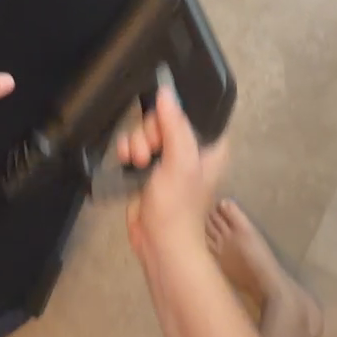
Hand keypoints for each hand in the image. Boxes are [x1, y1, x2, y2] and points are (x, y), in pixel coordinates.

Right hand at [116, 86, 228, 261]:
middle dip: (150, 131)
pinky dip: (128, 149)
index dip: (176, 112)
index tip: (165, 123)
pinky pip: (135, 144)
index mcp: (210, 145)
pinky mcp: (148, 168)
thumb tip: (165, 91)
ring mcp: (168, 158)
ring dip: (136, 142)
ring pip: (147, 130)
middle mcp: (190, 148)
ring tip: (137, 161)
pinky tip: (126, 161)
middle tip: (149, 150)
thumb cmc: (178, 206)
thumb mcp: (181, 162)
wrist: (159, 245)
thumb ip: (174, 125)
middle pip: (164, 118)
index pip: (194, 111)